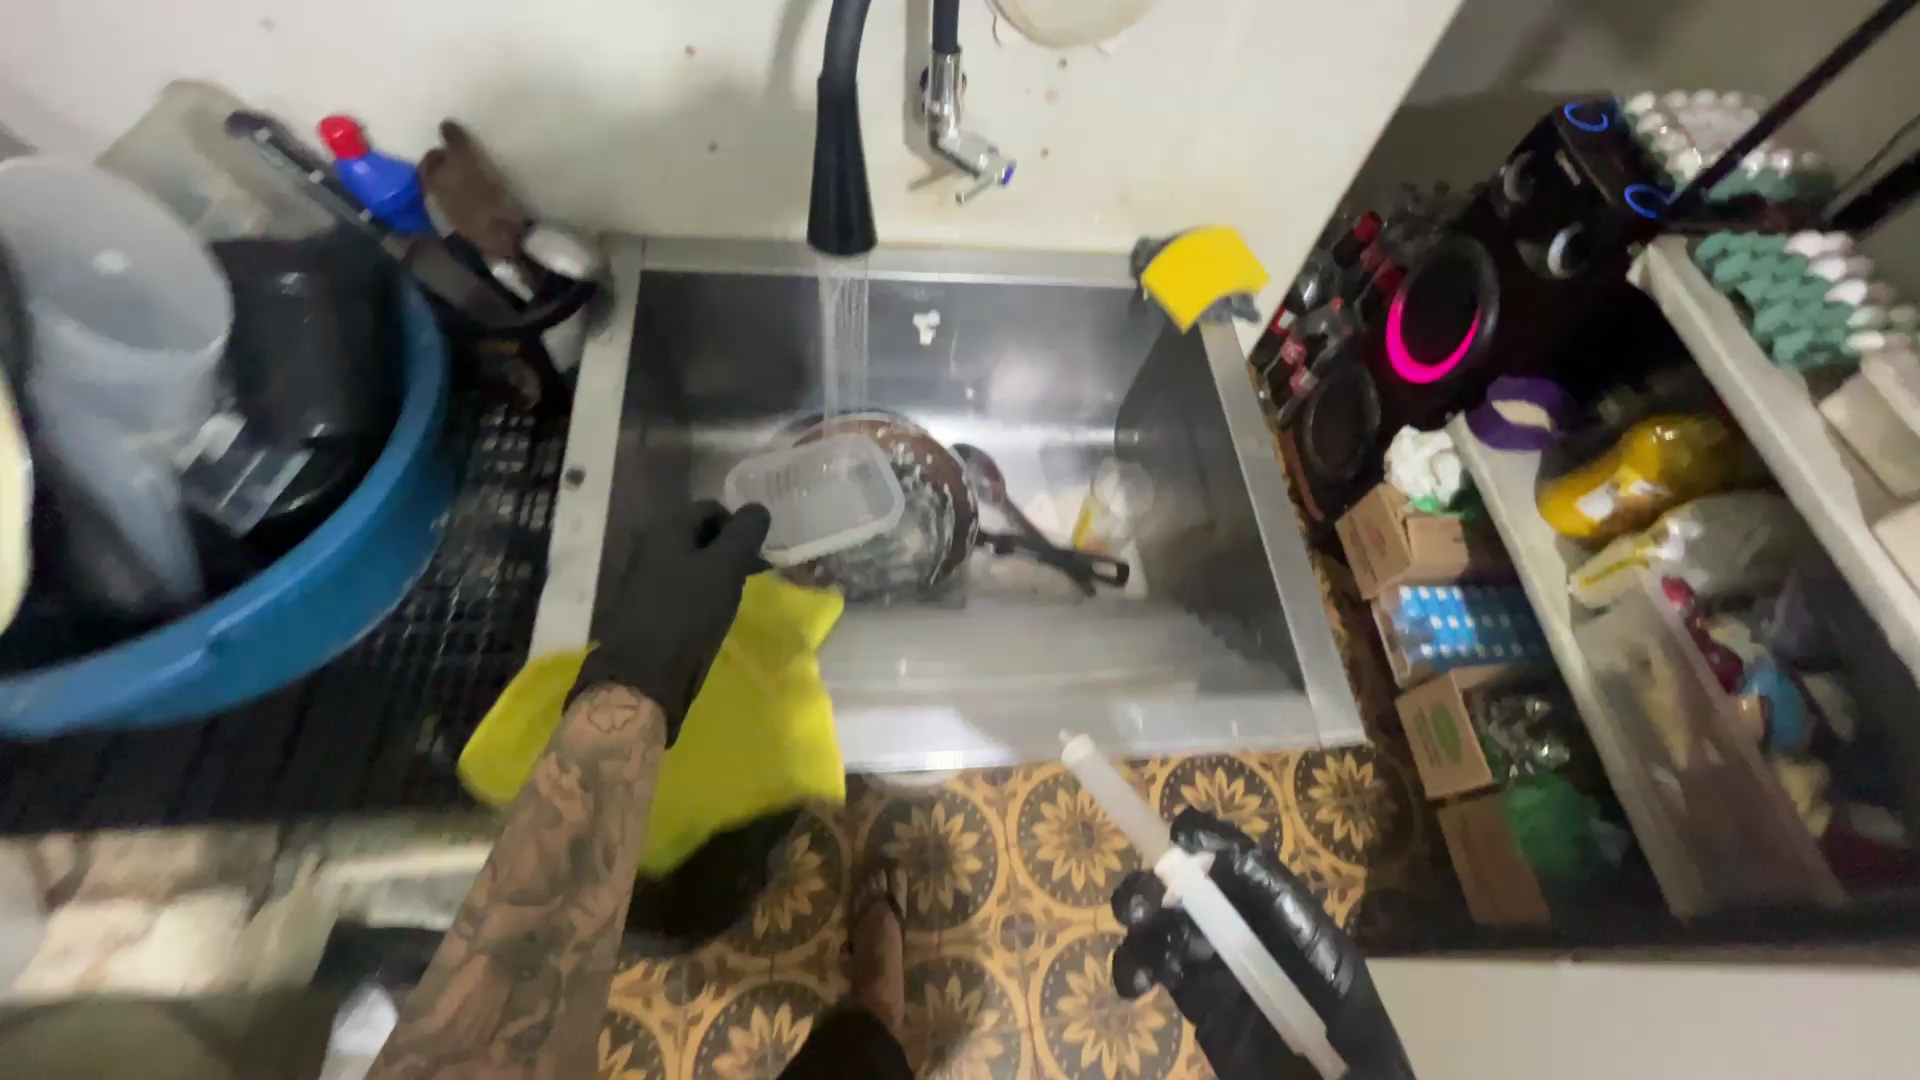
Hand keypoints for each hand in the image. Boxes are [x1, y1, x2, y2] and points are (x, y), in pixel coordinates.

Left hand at [569, 501, 769, 742]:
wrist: (644, 675)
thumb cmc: (687, 615)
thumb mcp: (724, 569)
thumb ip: (745, 534)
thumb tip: (759, 508)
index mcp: (666, 528)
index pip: (712, 508)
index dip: (740, 524)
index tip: (760, 549)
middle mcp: (652, 545)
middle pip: (702, 532)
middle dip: (732, 547)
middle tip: (757, 570)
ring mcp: (648, 575)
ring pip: (695, 559)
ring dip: (721, 569)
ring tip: (742, 590)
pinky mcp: (651, 603)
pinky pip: (686, 583)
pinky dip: (706, 588)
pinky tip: (719, 608)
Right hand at [1111, 809, 1413, 1079]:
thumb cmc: (1356, 1038)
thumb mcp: (1333, 965)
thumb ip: (1290, 912)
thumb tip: (1242, 856)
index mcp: (1283, 909)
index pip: (1242, 860)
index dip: (1208, 840)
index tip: (1178, 837)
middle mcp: (1243, 925)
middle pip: (1190, 883)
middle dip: (1156, 884)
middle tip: (1136, 908)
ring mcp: (1216, 960)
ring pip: (1164, 920)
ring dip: (1142, 926)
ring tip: (1141, 968)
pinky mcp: (1196, 997)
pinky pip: (1155, 966)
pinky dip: (1134, 965)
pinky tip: (1136, 983)